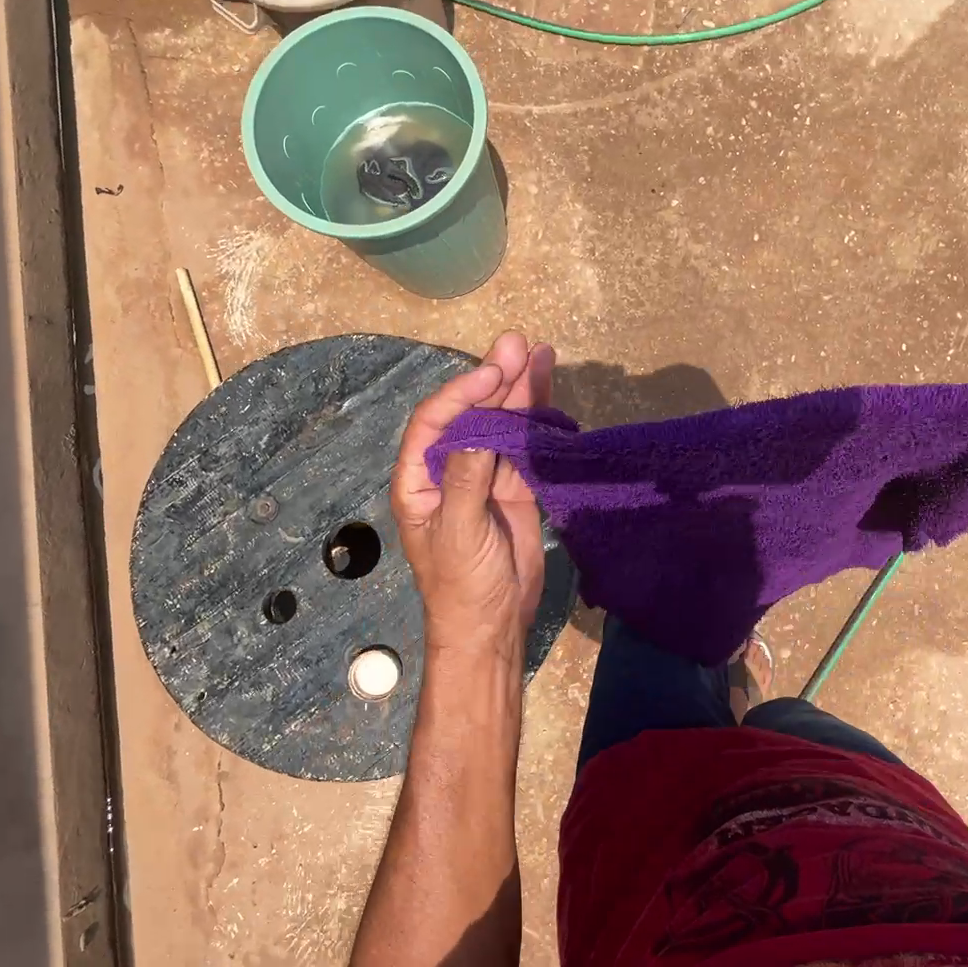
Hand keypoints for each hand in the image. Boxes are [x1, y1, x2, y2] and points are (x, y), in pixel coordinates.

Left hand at [392, 331, 555, 662]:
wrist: (493, 624)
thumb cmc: (462, 585)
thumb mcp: (458, 533)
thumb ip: (465, 479)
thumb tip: (475, 427)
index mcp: (419, 478)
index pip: (435, 421)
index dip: (461, 393)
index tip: (493, 373)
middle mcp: (449, 467)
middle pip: (470, 413)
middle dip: (494, 379)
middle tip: (520, 343)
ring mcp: (485, 474)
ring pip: (500, 422)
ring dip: (518, 388)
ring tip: (539, 351)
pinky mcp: (515, 485)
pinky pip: (525, 444)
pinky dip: (536, 416)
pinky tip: (548, 387)